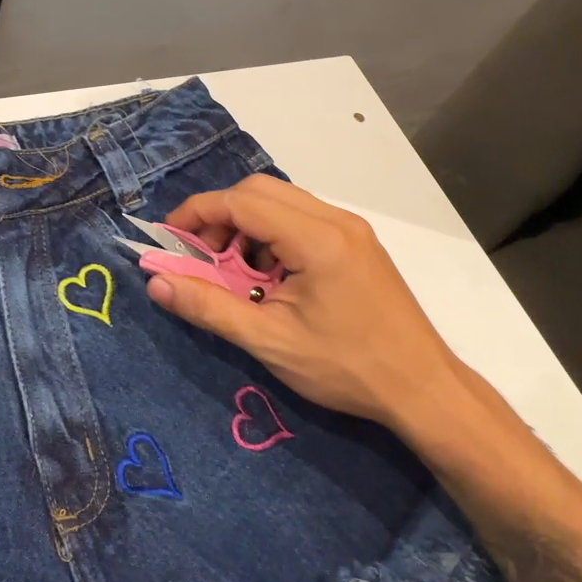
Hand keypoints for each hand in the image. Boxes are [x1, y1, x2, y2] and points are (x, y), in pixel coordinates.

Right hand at [149, 174, 462, 427]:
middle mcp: (335, 220)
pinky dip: (271, 233)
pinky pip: (301, 217)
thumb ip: (208, 307)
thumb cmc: (346, 368)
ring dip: (246, 224)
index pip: (241, 202)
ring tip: (234, 271)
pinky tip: (268, 276)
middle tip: (202, 256)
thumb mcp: (269, 341)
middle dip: (220, 216)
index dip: (197, 213)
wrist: (425, 391)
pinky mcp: (357, 243)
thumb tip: (156, 283)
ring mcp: (351, 229)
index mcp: (316, 239)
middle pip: (259, 190)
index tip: (170, 239)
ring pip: (280, 201)